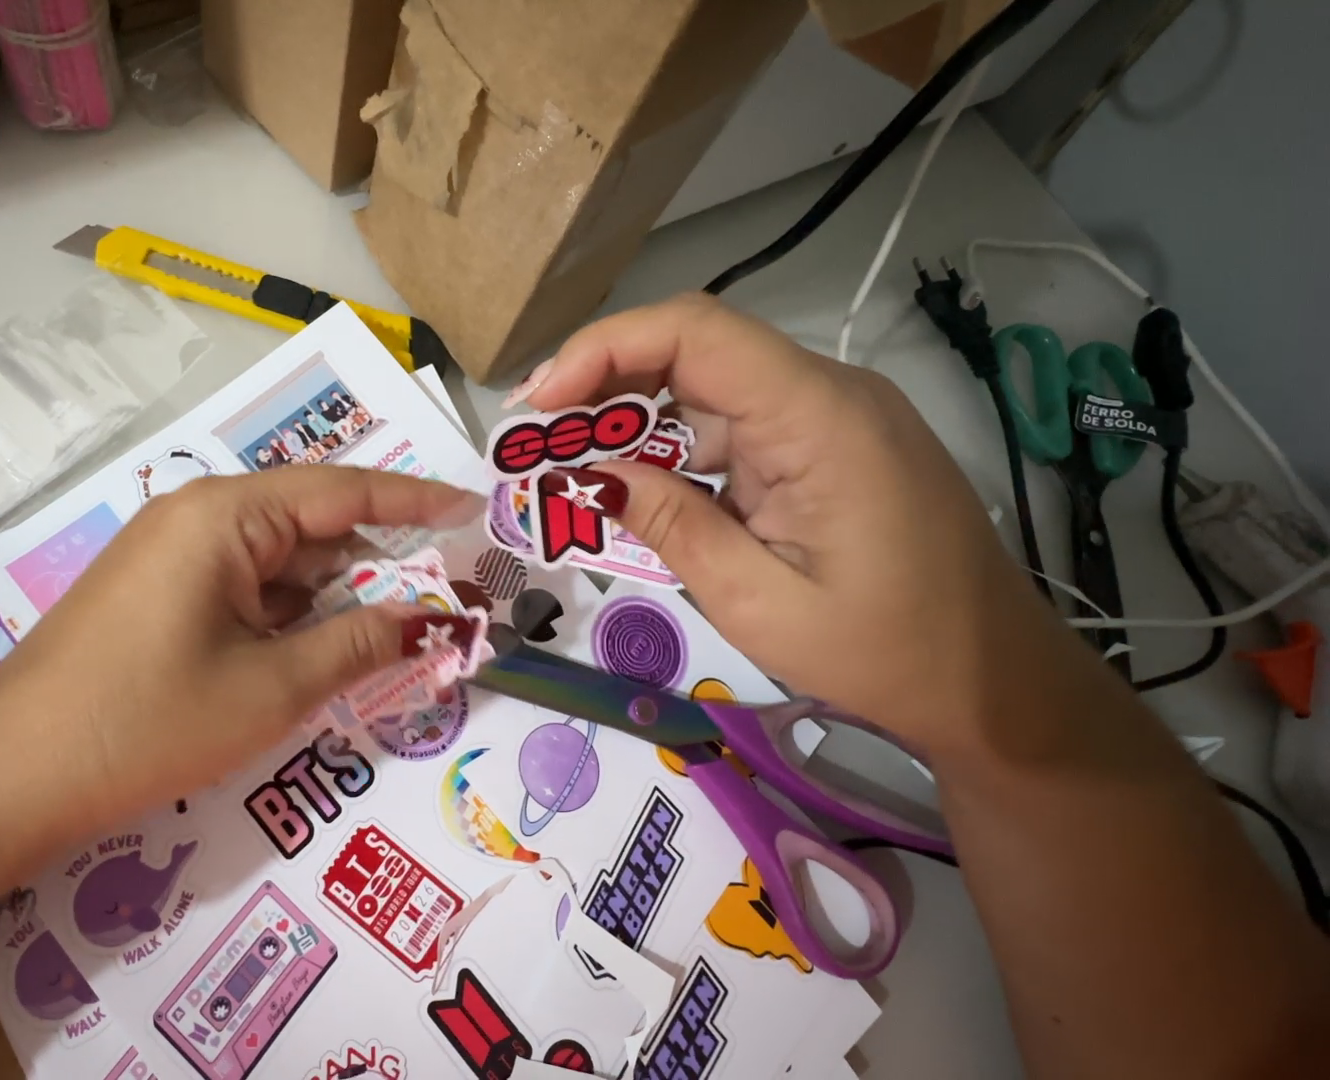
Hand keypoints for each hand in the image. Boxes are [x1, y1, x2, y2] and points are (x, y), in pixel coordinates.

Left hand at [0, 467, 481, 919]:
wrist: (7, 781)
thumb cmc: (147, 725)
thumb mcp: (270, 688)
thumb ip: (358, 644)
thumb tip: (428, 620)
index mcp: (224, 515)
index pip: (342, 492)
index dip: (414, 501)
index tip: (472, 506)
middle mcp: (196, 517)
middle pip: (310, 524)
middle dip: (377, 558)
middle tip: (446, 586)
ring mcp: (170, 556)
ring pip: (277, 562)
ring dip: (333, 593)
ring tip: (398, 624)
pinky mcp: (156, 595)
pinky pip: (243, 588)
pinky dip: (288, 614)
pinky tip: (324, 647)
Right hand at [517, 293, 1095, 760]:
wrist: (994, 685)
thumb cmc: (885, 653)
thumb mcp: (757, 601)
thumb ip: (669, 524)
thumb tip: (590, 472)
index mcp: (820, 419)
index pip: (695, 333)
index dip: (602, 350)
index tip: (537, 406)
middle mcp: (824, 395)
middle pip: (691, 351)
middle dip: (599, 387)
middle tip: (530, 443)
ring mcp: (823, 419)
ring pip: (702, 390)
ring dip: (627, 423)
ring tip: (560, 468)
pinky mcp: (817, 448)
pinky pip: (727, 429)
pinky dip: (668, 452)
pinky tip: (627, 487)